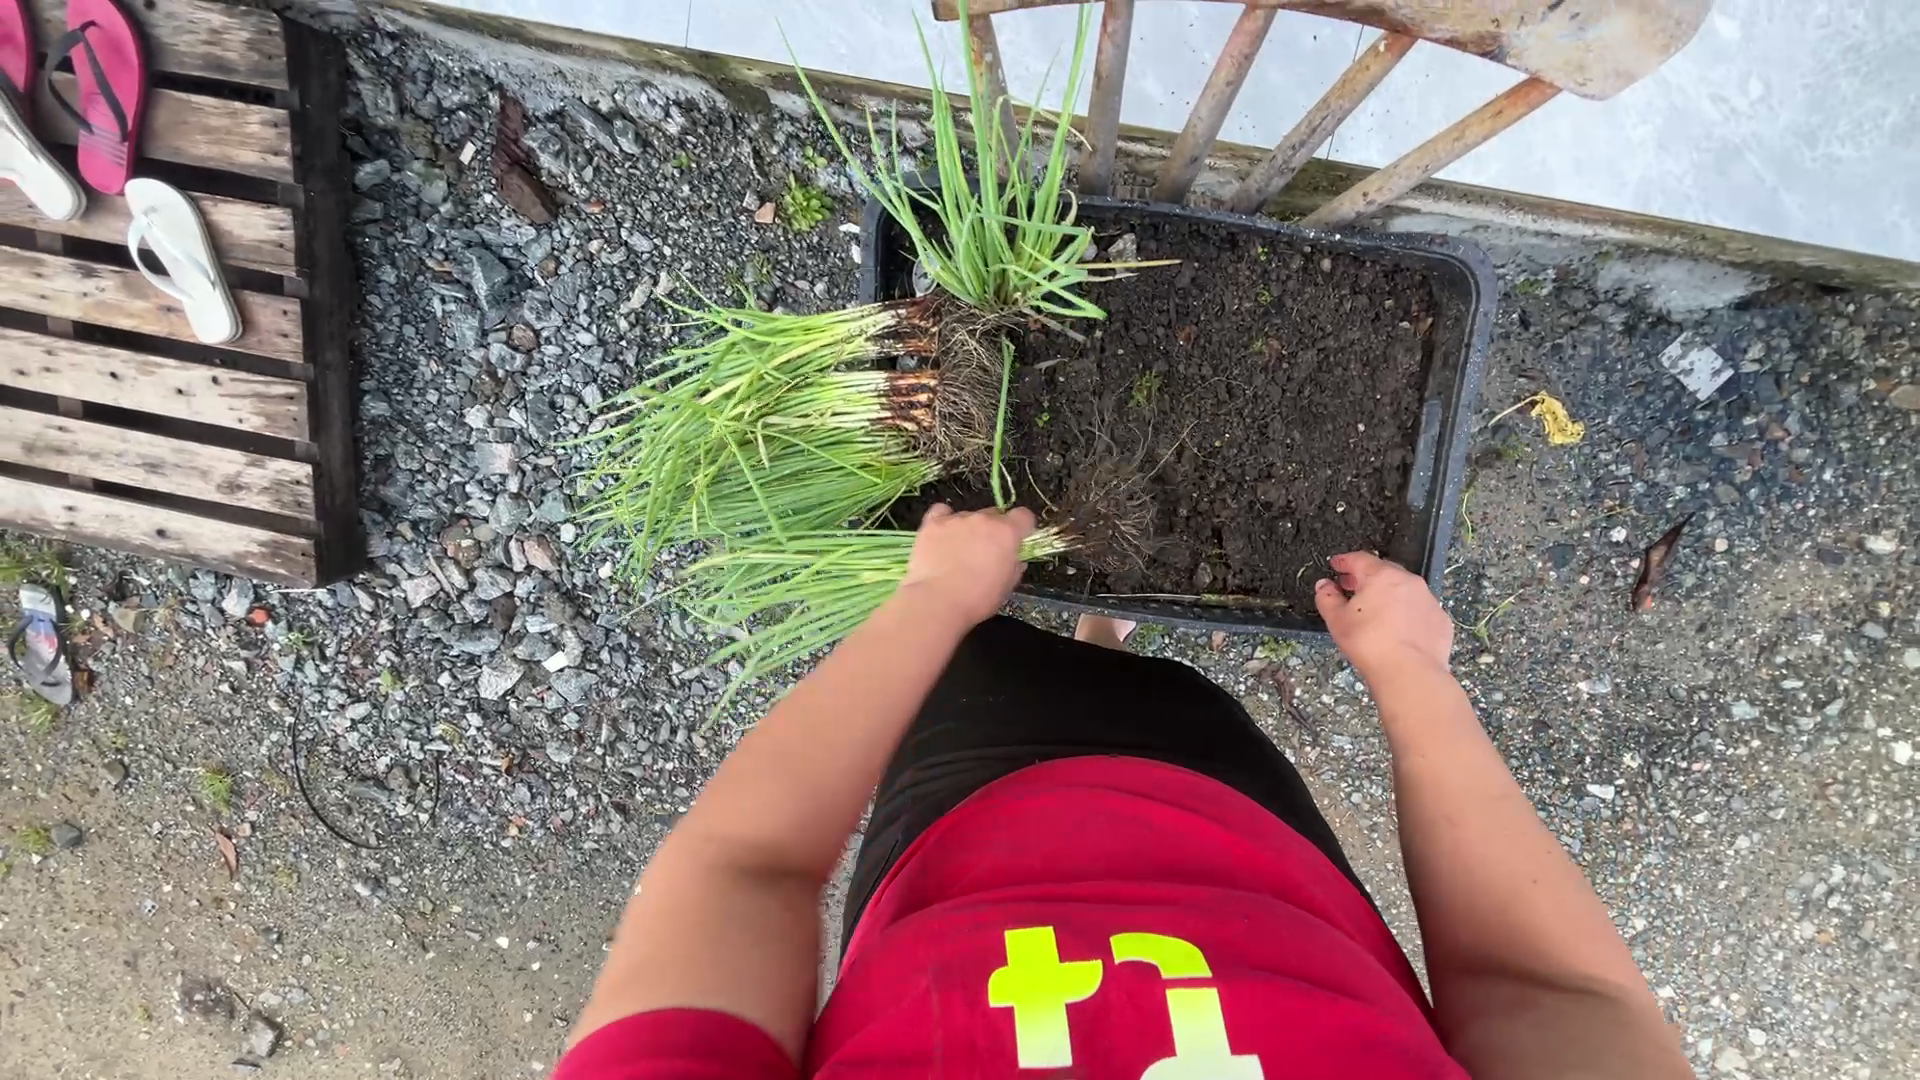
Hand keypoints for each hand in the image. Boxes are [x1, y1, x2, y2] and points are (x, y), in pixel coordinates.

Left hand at [897, 504, 1034, 628]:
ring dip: (968, 530)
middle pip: (994, 515)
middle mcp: (983, 519)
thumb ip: (1014, 566)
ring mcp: (957, 519)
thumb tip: (1015, 559)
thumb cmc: (977, 599)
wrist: (938, 600)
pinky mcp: (933, 523)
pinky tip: (942, 537)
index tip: (1017, 540)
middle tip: (984, 553)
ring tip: (956, 553)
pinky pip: (942, 513)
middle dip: (992, 531)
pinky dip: (944, 521)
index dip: (1022, 527)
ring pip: (968, 517)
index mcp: (1007, 533)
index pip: (1024, 516)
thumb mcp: (1006, 586)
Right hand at [1315, 551, 1451, 680]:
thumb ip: (1327, 597)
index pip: (1359, 559)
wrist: (1409, 672)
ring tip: (1374, 610)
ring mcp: (1428, 600)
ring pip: (1404, 589)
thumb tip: (1324, 585)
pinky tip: (1397, 628)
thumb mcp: (1336, 619)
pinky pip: (1419, 608)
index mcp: (1381, 577)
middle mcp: (1408, 582)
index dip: (1344, 560)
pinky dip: (1406, 611)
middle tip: (1352, 586)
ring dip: (1388, 594)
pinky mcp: (1440, 619)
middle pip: (1384, 571)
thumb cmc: (1369, 642)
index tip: (1336, 564)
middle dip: (1366, 577)